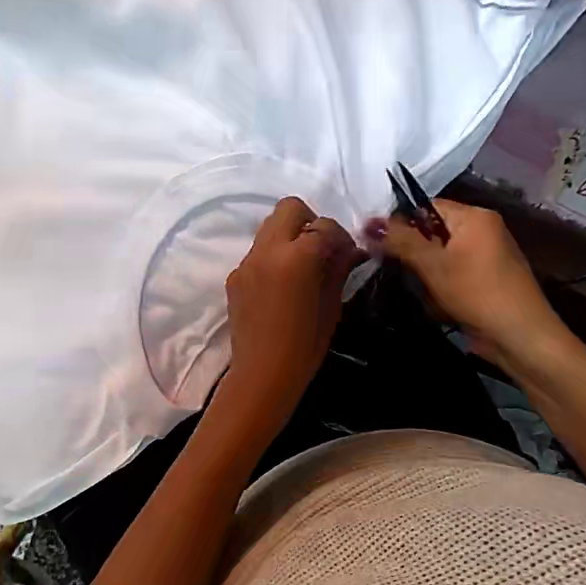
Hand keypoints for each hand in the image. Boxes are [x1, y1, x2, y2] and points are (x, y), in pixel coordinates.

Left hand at [221, 196, 361, 416]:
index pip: (324, 226)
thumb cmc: (304, 346)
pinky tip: (282, 287)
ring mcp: (246, 263)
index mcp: (295, 257)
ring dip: (290, 238)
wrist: (261, 375)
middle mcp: (266, 251)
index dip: (341, 237)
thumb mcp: (331, 306)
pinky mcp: (234, 277)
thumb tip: (351, 250)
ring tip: (303, 267)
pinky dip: (273, 258)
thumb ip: (339, 269)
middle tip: (322, 250)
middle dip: (310, 222)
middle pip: (289, 209)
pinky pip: (257, 253)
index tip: (348, 254)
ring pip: (270, 228)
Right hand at [371, 197, 570, 365]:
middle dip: (415, 257)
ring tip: (428, 295)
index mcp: (474, 216)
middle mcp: (482, 230)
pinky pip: (451, 276)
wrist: (517, 335)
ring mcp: (485, 256)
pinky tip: (442, 306)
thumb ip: (400, 241)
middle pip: (431, 234)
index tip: (378, 243)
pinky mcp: (484, 281)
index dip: (400, 223)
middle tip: (405, 273)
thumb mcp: (433, 265)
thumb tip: (367, 222)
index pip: (426, 207)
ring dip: (427, 278)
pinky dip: (441, 290)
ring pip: (438, 259)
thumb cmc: (475, 292)